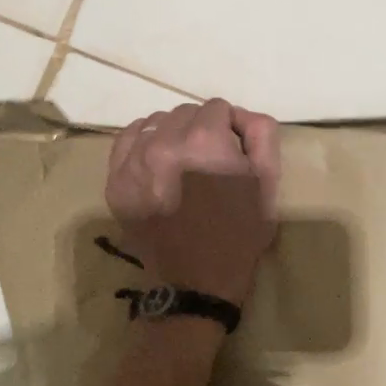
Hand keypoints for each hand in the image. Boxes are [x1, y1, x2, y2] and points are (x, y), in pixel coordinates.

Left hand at [104, 98, 280, 307]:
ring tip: (185, 162)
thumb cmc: (241, 230)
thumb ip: (263, 135)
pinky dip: (144, 141)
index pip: (219, 107)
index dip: (233, 125)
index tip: (237, 149)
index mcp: (206, 141)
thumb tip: (244, 116)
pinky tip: (159, 159)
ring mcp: (134, 162)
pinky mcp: (116, 181)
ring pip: (156, 122)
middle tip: (212, 158)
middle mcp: (165, 143)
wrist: (200, 278)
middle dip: (203, 128)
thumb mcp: (269, 181)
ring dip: (174, 134)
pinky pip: (126, 140)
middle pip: (186, 112)